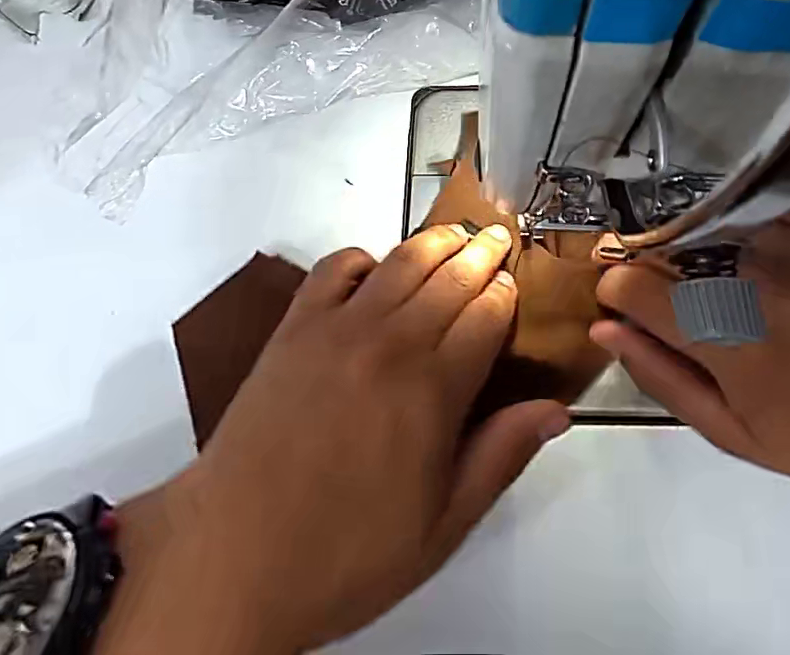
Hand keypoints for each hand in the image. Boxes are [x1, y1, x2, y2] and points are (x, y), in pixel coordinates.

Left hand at [114, 225, 570, 653]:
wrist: (234, 556)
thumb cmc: (346, 552)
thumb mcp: (441, 526)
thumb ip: (501, 457)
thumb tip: (554, 409)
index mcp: (434, 391)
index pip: (487, 314)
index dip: (507, 293)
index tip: (514, 286)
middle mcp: (392, 344)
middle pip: (452, 277)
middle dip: (482, 253)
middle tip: (497, 238)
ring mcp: (339, 328)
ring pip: (402, 261)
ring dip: (435, 241)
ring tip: (455, 234)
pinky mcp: (295, 326)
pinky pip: (334, 268)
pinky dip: (361, 257)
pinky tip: (374, 267)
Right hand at [590, 205, 789, 507]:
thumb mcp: (734, 432)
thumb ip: (661, 375)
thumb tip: (606, 329)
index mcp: (727, 340)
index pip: (631, 284)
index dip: (616, 292)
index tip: (626, 305)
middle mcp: (755, 281)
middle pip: (663, 247)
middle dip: (651, 269)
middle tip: (676, 301)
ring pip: (704, 224)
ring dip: (693, 250)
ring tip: (720, 285)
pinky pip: (751, 213)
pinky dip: (737, 233)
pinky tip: (757, 266)